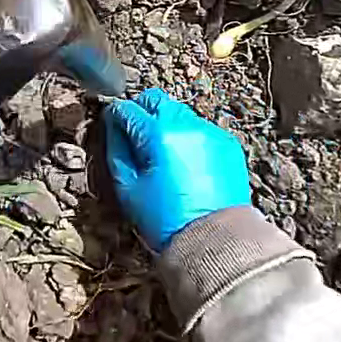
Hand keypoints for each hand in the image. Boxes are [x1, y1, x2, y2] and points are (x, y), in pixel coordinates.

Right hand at [105, 88, 250, 250]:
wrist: (215, 241)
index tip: (113, 122)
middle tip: (135, 133)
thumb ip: (117, 151)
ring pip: (180, 112)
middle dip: (142, 111)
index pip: (130, 109)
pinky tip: (185, 162)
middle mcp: (187, 125)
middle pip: (157, 100)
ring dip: (167, 123)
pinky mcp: (227, 143)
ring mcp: (210, 132)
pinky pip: (201, 129)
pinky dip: (189, 138)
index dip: (117, 115)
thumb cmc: (167, 221)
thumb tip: (114, 127)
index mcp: (159, 135)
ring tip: (161, 152)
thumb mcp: (129, 189)